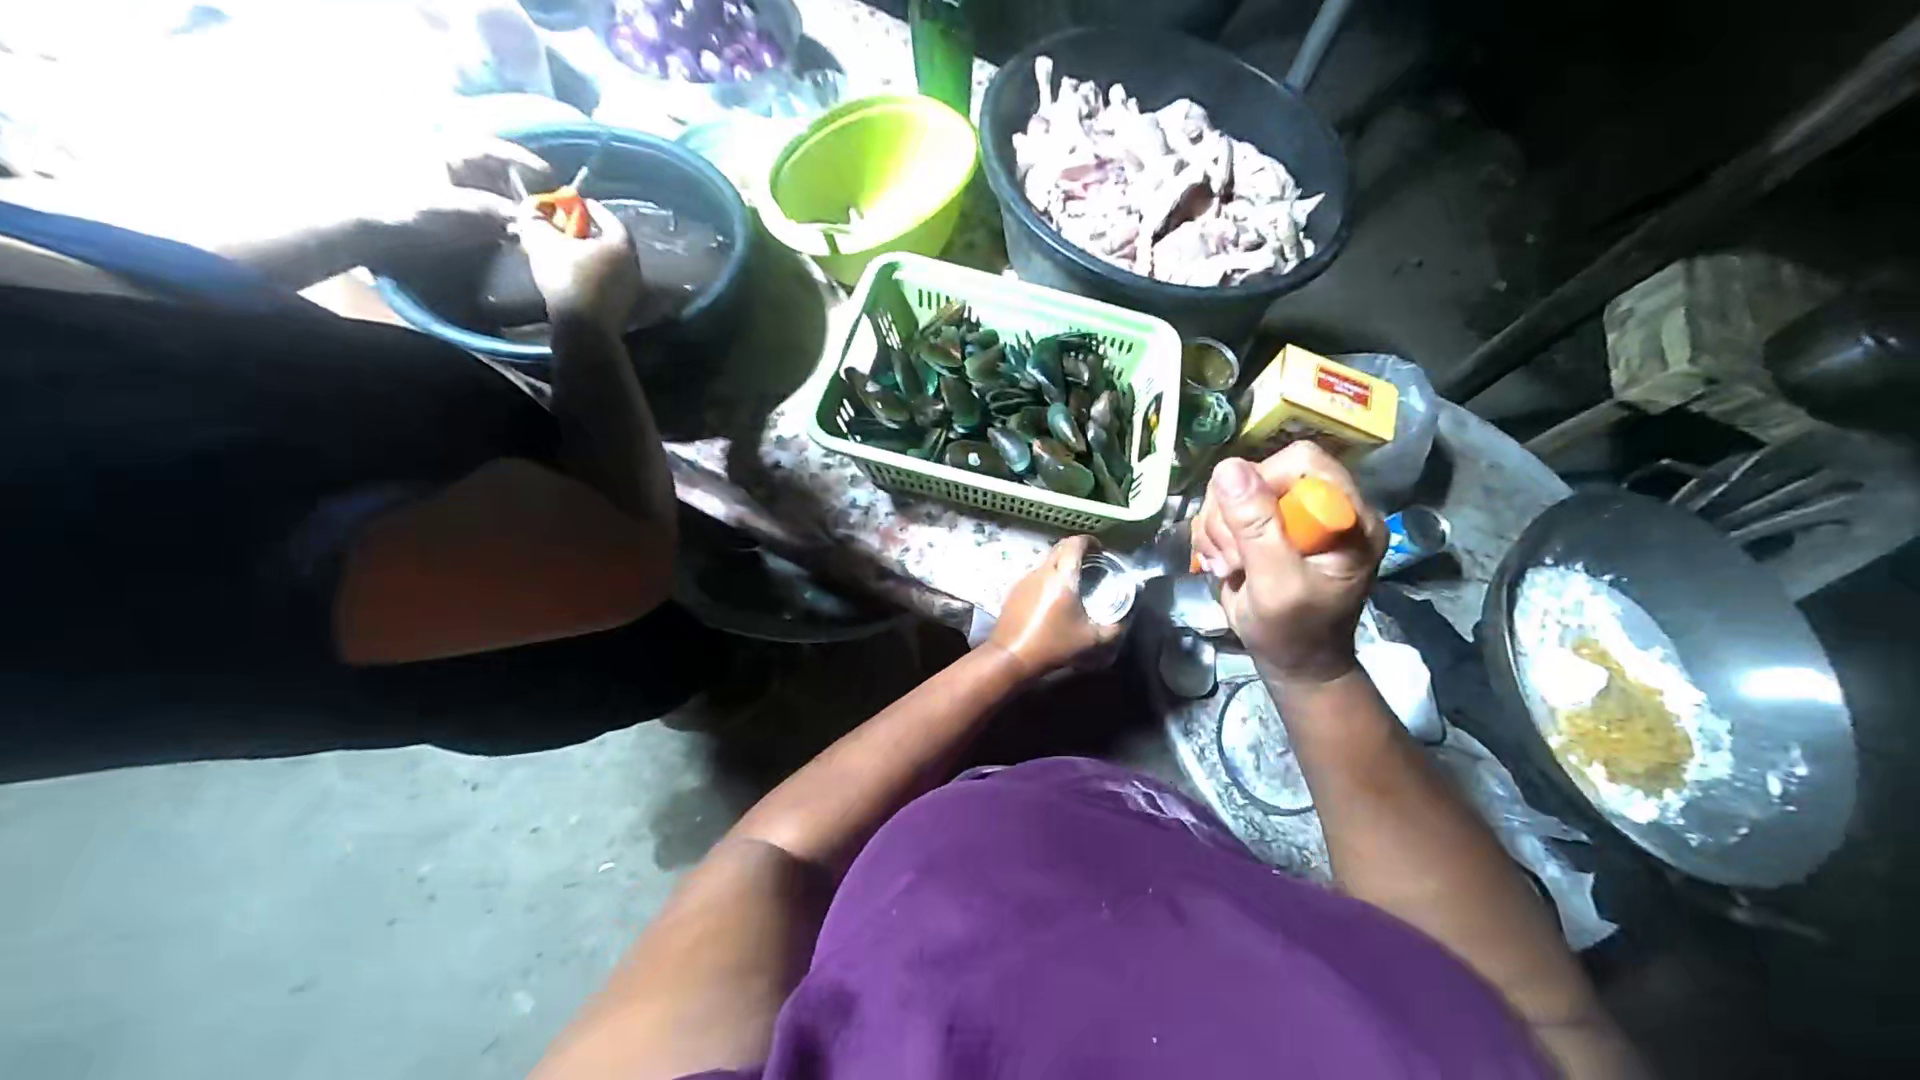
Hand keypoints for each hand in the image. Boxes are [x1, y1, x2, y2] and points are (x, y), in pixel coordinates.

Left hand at [365, 137, 552, 251]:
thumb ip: (484, 207)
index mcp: (450, 153)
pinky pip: (498, 215)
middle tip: (550, 209)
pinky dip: (513, 225)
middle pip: (504, 174)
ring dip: (523, 211)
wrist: (371, 229)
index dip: (523, 160)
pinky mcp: (465, 213)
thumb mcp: (444, 204)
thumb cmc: (400, 206)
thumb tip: (524, 216)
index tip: (550, 175)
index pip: (493, 149)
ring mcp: (463, 190)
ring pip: (504, 195)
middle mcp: (460, 168)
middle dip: (529, 190)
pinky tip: (522, 237)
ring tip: (540, 227)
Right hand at [515, 198, 643, 336]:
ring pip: (610, 263)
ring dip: (590, 254)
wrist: (584, 329)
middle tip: (567, 228)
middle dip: (588, 232)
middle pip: (610, 241)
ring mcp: (634, 288)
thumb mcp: (543, 242)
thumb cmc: (567, 280)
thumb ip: (536, 219)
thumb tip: (532, 208)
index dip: (587, 207)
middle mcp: (635, 265)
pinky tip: (575, 275)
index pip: (607, 217)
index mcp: (622, 244)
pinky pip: (609, 281)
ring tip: (567, 251)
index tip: (571, 203)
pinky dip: (594, 273)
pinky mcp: (626, 306)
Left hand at [986, 536, 1125, 677]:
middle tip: (1089, 563)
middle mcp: (1042, 571)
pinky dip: (1047, 578)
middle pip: (1059, 548)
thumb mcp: (1091, 640)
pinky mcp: (1013, 590)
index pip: (1074, 543)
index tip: (1099, 549)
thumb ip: (1113, 629)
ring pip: (1045, 562)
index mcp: (1063, 576)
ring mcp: (1024, 579)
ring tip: (1072, 581)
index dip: (1089, 541)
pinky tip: (1052, 597)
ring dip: (1060, 564)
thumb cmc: (1054, 644)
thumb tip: (1123, 622)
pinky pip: (1034, 576)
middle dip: (1075, 549)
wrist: (1011, 656)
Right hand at [1188, 444, 1385, 686]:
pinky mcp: (1260, 527)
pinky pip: (1221, 510)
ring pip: (1232, 491)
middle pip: (1258, 473)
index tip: (1244, 528)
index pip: (1301, 463)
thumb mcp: (1278, 583)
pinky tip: (1221, 562)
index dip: (1263, 485)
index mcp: (1346, 516)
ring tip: (1227, 564)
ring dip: (1217, 528)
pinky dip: (1210, 536)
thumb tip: (1229, 468)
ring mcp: (1287, 516)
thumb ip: (1258, 528)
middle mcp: (1319, 507)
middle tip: (1231, 556)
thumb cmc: (1295, 630)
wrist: (1290, 660)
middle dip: (1232, 514)